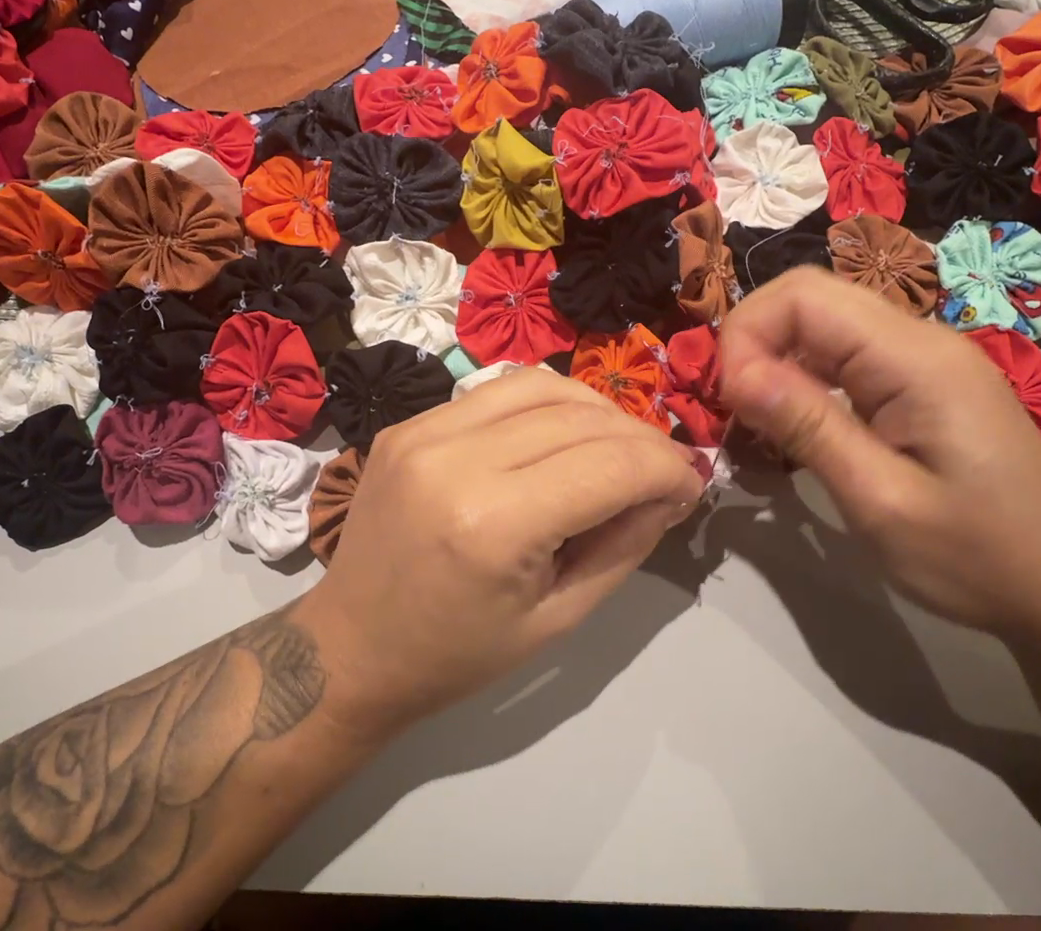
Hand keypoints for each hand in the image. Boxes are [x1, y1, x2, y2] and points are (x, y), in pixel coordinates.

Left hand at [295, 368, 704, 740]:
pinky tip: (562, 438)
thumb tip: (670, 489)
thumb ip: (623, 545)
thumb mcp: (558, 619)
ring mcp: (423, 432)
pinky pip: (497, 393)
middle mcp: (456, 459)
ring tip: (619, 449)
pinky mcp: (407, 425)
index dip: (668, 469)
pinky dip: (547, 407)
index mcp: (494, 524)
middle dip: (642, 439)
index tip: (691, 488)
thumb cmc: (456, 654)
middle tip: (665, 472)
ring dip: (598, 412)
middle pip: (582, 417)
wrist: (349, 648)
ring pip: (543, 386)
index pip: (612, 465)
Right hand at [718, 268, 1040, 646]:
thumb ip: (808, 427)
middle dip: (754, 344)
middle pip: (811, 299)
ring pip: (824, 327)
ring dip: (775, 363)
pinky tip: (794, 429)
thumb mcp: (880, 501)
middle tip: (734, 415)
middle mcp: (921, 341)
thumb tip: (734, 373)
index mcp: (916, 359)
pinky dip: (804, 381)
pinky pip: (846, 358)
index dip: (748, 334)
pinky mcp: (922, 387)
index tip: (727, 403)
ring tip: (756, 427)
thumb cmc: (978, 558)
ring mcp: (925, 362)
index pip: (804, 296)